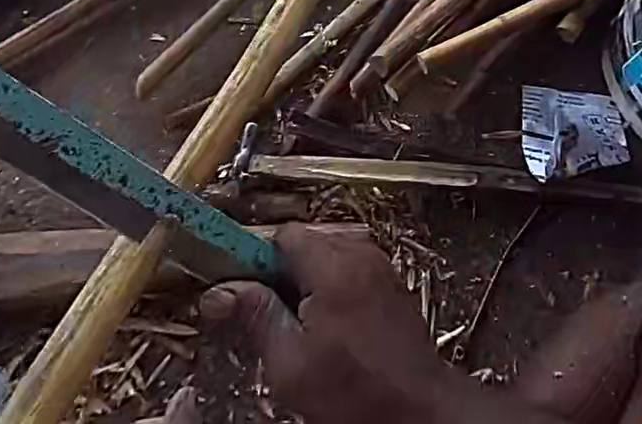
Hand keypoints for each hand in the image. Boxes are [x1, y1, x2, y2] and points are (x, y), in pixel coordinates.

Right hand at [199, 224, 563, 423]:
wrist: (419, 412)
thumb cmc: (356, 393)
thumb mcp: (290, 364)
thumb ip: (257, 317)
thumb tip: (223, 292)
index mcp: (331, 264)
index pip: (281, 235)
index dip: (259, 259)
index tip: (245, 285)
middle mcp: (357, 251)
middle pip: (304, 242)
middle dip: (284, 273)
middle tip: (275, 315)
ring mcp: (377, 263)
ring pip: (326, 253)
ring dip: (309, 279)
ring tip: (305, 325)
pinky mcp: (389, 278)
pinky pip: (349, 265)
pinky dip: (333, 284)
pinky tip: (331, 324)